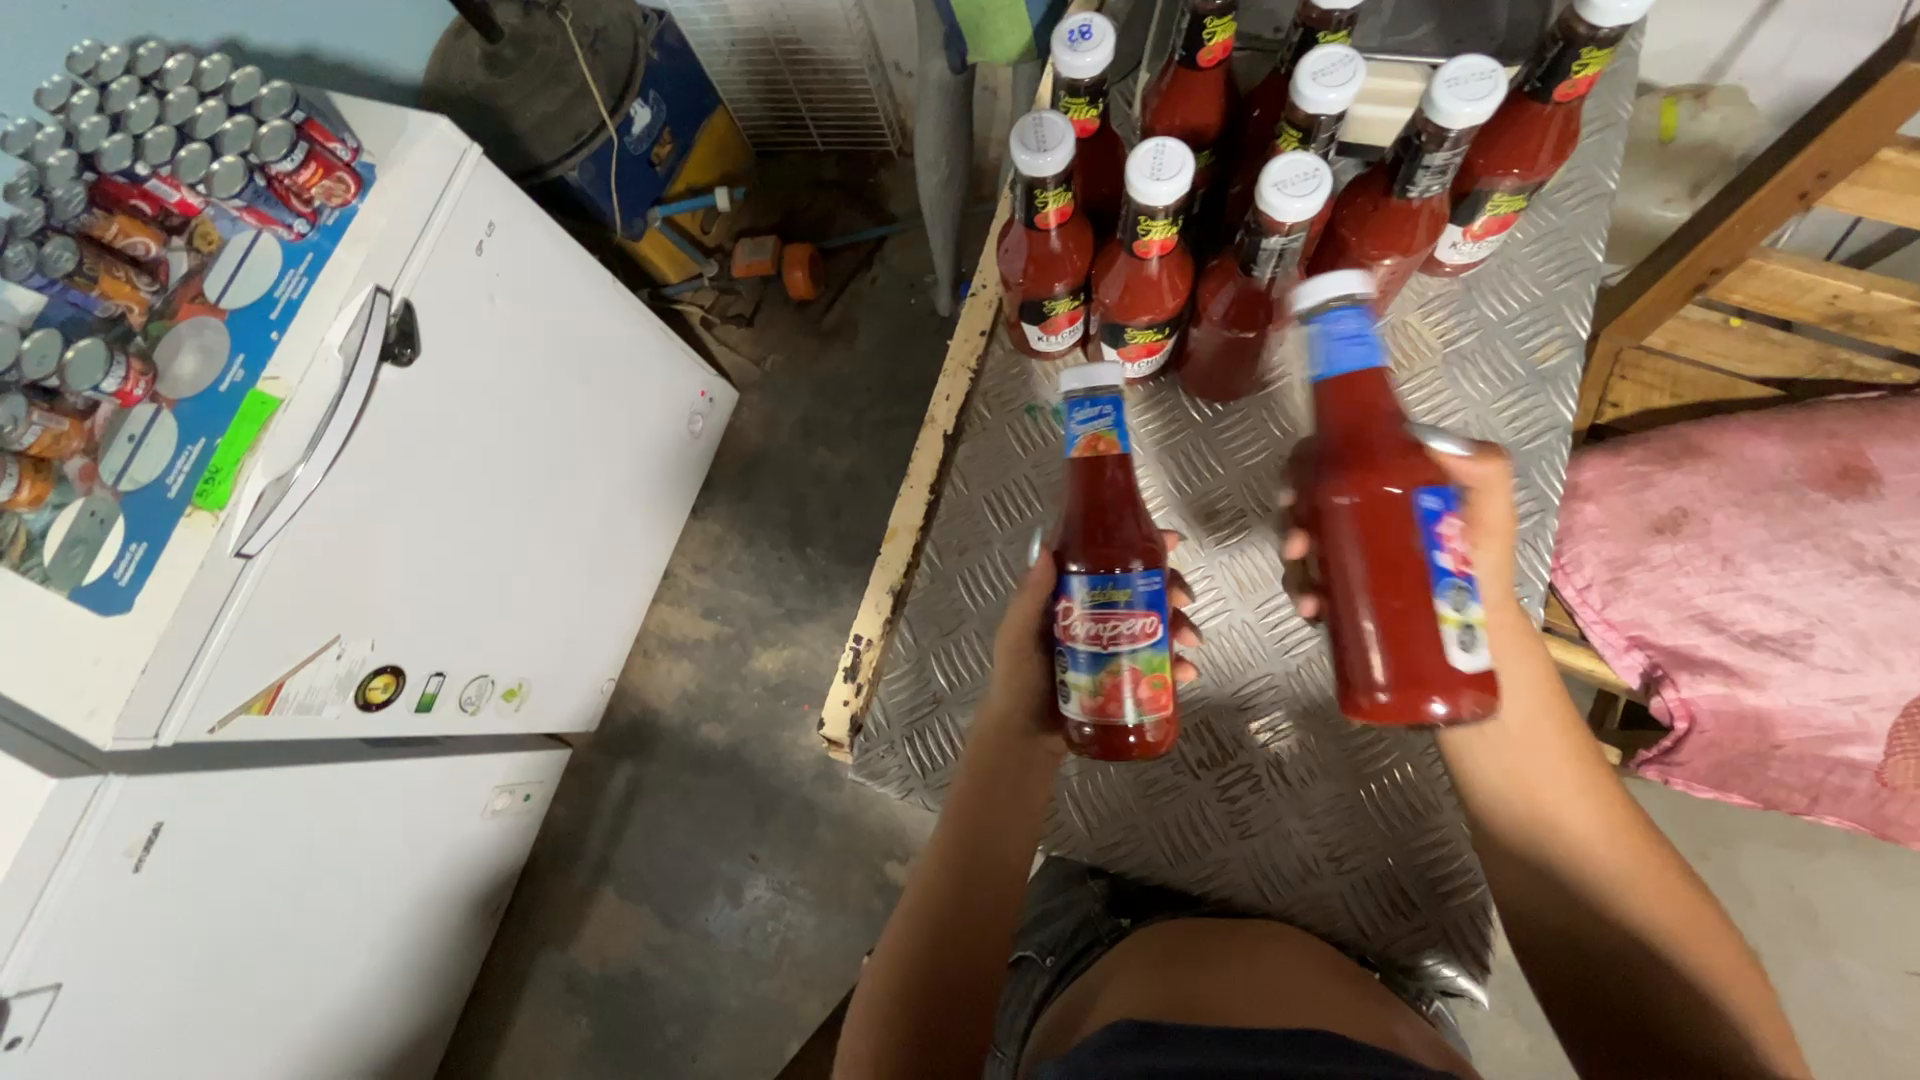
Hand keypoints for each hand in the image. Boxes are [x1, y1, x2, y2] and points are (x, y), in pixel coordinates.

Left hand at [977, 530, 1202, 753]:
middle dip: (1170, 587)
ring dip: (1181, 625)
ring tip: (1190, 640)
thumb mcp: (1017, 634)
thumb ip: (1030, 596)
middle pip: (1142, 590)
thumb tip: (1046, 549)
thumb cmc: (1017, 680)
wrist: (1027, 737)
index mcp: (1072, 598)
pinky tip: (1186, 672)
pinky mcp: (1127, 678)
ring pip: (1157, 625)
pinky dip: (1178, 666)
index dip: (1141, 547)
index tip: (1171, 541)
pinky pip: (1159, 666)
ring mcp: (1114, 648)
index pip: (1108, 562)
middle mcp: (1097, 617)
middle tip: (1183, 597)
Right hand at [1281, 425, 1520, 618]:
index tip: (1296, 488)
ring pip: (1297, 546)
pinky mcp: (1336, 592)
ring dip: (1292, 562)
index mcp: (1384, 490)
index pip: (1331, 463)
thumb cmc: (1483, 569)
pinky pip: (1304, 587)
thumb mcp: (1492, 515)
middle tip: (1298, 541)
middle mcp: (1355, 517)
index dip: (1303, 469)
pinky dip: (1301, 594)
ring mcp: (1341, 556)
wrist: (1480, 634)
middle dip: (1290, 521)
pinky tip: (1314, 605)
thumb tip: (1431, 441)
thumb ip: (1486, 472)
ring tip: (1308, 582)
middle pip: (1303, 505)